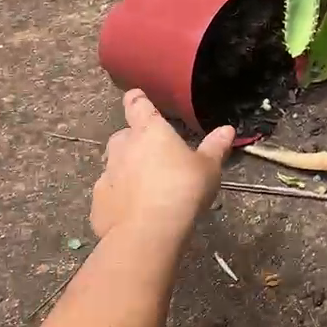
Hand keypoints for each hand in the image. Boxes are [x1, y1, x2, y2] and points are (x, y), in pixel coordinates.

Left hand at [91, 89, 233, 241]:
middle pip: (124, 136)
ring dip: (127, 168)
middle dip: (134, 140)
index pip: (138, 107)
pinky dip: (120, 196)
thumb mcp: (209, 167)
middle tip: (152, 152)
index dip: (137, 100)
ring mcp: (107, 175)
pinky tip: (135, 209)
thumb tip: (227, 129)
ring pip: (115, 164)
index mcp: (150, 132)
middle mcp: (123, 148)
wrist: (148, 231)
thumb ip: (215, 147)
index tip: (135, 95)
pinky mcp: (98, 202)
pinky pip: (110, 193)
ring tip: (146, 184)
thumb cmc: (183, 188)